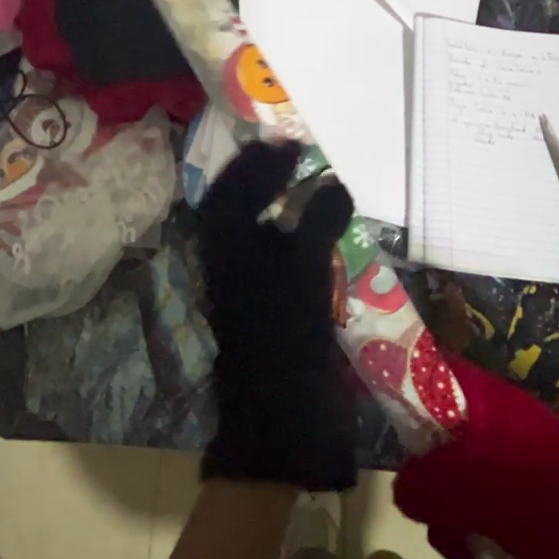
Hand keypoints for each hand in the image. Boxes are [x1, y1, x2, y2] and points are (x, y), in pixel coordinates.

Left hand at [197, 140, 356, 490]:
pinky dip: (292, 237)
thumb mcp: (305, 270)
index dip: (253, 163)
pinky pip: (273, 257)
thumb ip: (318, 221)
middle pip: (235, 207)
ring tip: (307, 187)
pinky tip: (317, 234)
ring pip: (253, 232)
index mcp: (224, 247)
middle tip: (293, 157)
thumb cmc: (286, 333)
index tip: (286, 144)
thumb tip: (334, 182)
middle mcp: (225, 261)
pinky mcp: (263, 307)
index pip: (229, 190)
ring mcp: (242, 286)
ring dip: (275, 206)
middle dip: (260, 179)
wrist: (281, 413)